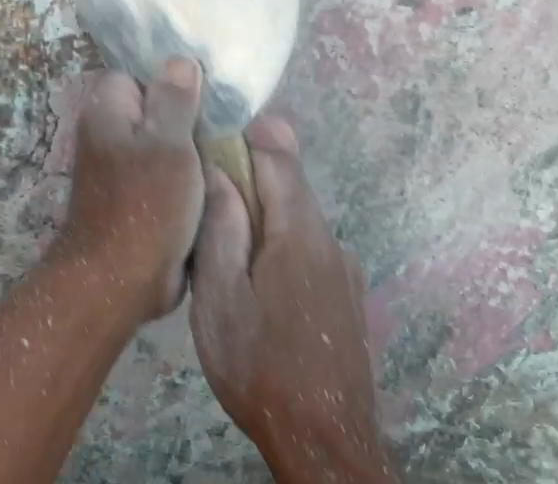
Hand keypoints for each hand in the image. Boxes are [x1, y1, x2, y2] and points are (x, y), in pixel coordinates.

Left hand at [54, 59, 205, 322]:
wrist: (121, 278)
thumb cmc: (146, 204)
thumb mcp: (168, 143)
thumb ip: (174, 99)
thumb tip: (180, 60)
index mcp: (107, 109)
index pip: (138, 72)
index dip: (171, 77)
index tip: (208, 88)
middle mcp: (107, 130)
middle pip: (153, 106)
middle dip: (188, 113)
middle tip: (228, 118)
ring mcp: (120, 164)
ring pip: (164, 139)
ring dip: (192, 145)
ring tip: (231, 144)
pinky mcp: (136, 193)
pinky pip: (166, 168)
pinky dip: (188, 172)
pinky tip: (219, 175)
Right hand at [190, 115, 393, 481]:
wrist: (324, 440)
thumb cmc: (258, 364)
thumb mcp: (221, 296)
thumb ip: (222, 230)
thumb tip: (221, 174)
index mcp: (300, 236)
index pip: (280, 162)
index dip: (253, 133)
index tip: (223, 117)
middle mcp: (330, 244)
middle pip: (292, 189)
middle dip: (254, 170)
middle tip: (212, 165)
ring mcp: (344, 274)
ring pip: (300, 221)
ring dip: (265, 208)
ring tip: (224, 218)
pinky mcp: (346, 299)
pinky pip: (308, 249)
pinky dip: (279, 238)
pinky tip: (254, 264)